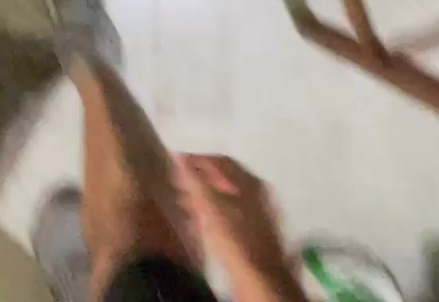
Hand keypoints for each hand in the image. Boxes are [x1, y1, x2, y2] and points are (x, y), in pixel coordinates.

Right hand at [175, 154, 294, 280]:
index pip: (219, 160)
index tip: (177, 162)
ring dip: (205, 197)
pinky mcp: (257, 232)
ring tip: (184, 203)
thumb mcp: (209, 207)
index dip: (196, 159)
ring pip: (227, 196)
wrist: (261, 280)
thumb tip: (179, 157)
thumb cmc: (234, 240)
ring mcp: (260, 212)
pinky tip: (200, 223)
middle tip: (179, 183)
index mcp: (249, 181)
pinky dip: (214, 212)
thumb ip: (193, 180)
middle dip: (199, 179)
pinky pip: (232, 213)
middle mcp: (258, 192)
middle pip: (224, 177)